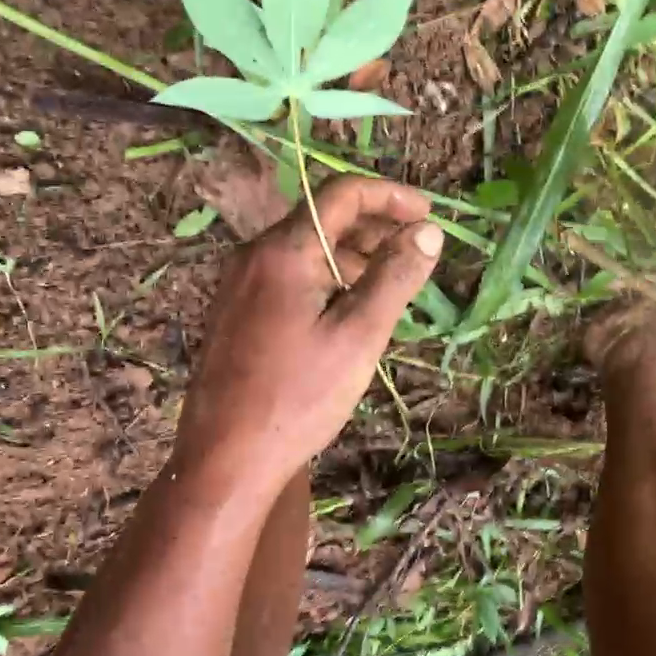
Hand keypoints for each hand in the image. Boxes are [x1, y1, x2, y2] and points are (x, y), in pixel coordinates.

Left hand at [171, 176, 442, 487]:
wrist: (225, 461)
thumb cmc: (299, 396)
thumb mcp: (360, 334)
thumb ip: (396, 275)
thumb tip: (429, 231)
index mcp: (284, 250)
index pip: (342, 194)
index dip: (391, 195)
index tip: (429, 215)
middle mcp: (255, 255)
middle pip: (324, 216)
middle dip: (378, 224)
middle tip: (419, 249)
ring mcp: (241, 283)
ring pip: (308, 245)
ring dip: (357, 251)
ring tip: (395, 281)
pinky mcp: (238, 311)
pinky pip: (292, 272)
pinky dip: (331, 274)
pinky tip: (354, 307)